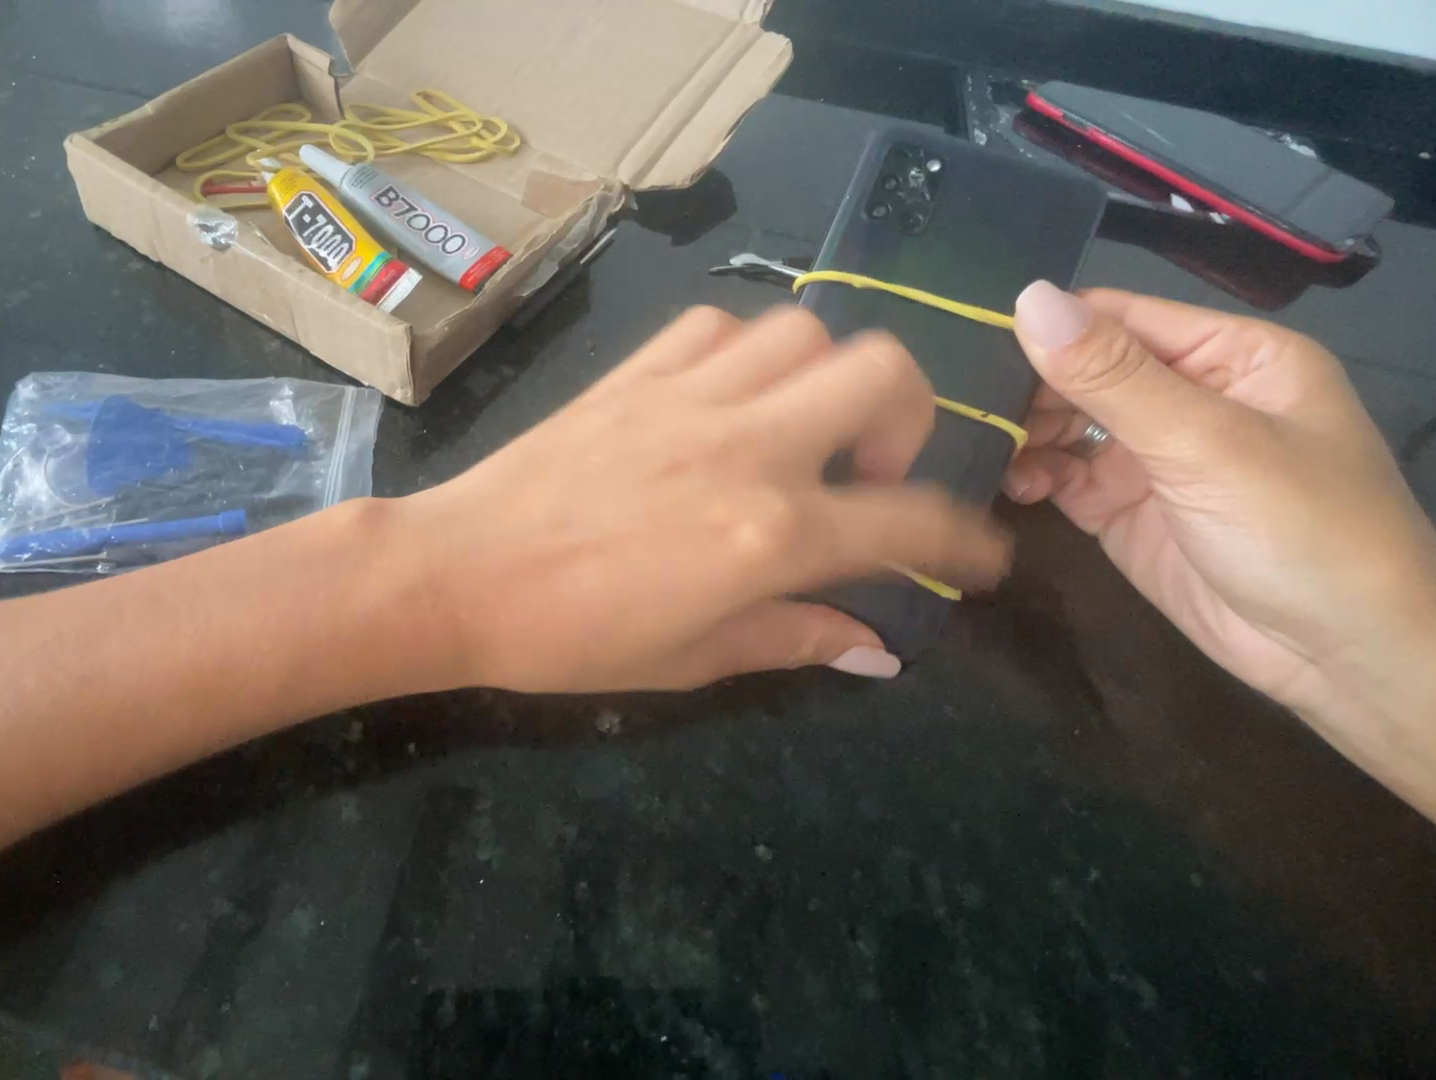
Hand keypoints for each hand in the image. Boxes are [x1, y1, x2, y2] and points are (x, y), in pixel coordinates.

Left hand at [400, 305, 1008, 691]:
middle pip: (883, 374)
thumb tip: (874, 648)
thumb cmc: (567, 636)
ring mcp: (687, 396)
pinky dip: (743, 350)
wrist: (458, 574)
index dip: (965, 544)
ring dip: (826, 376)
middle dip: (911, 419)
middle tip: (870, 473)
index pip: (910, 523)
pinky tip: (724, 396)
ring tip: (796, 430)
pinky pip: (714, 324)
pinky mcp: (632, 373)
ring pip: (804, 332)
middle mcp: (745, 445)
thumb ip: (790, 639)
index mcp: (769, 533)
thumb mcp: (688, 660)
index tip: (977, 557)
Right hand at [1005, 282, 1435, 723]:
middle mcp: (1184, 396)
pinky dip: (1028, 475)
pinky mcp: (1116, 504)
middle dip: (1024, 389)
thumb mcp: (1203, 443)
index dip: (1045, 327)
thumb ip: (1111, 375)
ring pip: (1057, 422)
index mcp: (1229, 357)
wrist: (1336, 657)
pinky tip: (1017, 487)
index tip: (966, 344)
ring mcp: (1147, 454)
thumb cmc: (1300, 531)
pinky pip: (1055, 473)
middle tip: (968, 412)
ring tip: (993, 455)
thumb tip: (1028, 299)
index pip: (1116, 318)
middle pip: (1078, 371)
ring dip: (1020, 435)